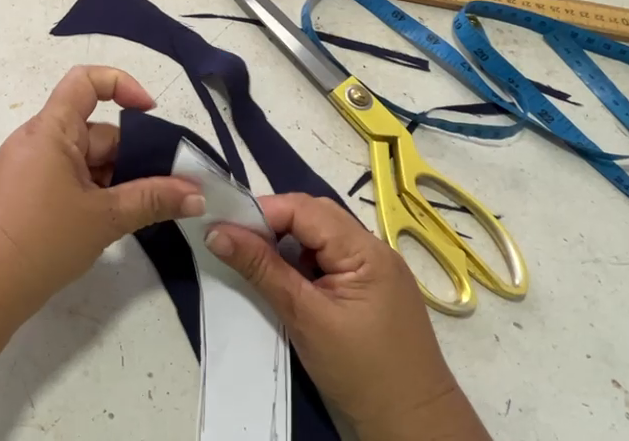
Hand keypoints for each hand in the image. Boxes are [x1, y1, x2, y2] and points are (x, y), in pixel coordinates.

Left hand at [0, 66, 205, 321]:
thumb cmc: (41, 239)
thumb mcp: (104, 218)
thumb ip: (152, 200)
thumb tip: (196, 194)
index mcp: (51, 129)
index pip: (85, 81)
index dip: (121, 84)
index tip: (150, 112)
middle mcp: (37, 138)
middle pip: (93, 129)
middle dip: (129, 155)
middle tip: (165, 190)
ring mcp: (27, 166)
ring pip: (82, 159)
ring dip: (112, 179)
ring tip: (141, 213)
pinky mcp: (22, 192)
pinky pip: (66, 178)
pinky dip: (91, 192)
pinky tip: (110, 223)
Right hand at [207, 195, 488, 440]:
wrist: (414, 427)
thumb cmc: (360, 372)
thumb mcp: (304, 317)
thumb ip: (261, 268)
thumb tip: (215, 232)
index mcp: (366, 250)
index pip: (304, 208)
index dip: (262, 212)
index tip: (224, 227)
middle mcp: (374, 249)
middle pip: (314, 215)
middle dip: (273, 223)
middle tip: (238, 242)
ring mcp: (376, 269)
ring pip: (321, 235)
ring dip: (287, 242)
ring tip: (258, 261)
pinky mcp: (372, 288)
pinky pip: (331, 257)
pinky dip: (304, 260)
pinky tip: (287, 280)